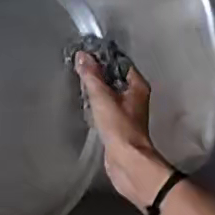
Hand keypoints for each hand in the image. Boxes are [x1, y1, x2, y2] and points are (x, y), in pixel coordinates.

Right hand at [75, 51, 173, 212]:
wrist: (128, 163)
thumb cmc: (119, 127)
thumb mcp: (102, 97)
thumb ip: (91, 76)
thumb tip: (82, 55)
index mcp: (137, 86)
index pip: (120, 63)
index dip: (103, 57)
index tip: (85, 52)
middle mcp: (134, 97)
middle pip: (114, 77)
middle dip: (97, 72)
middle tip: (78, 66)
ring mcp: (127, 112)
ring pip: (109, 93)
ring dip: (95, 88)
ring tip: (78, 81)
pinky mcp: (118, 125)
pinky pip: (105, 107)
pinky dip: (95, 103)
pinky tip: (83, 103)